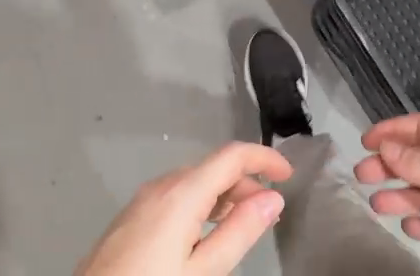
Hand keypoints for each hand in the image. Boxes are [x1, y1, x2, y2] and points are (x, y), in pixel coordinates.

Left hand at [77, 141, 292, 275]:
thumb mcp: (202, 274)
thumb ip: (238, 233)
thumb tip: (272, 197)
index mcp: (181, 193)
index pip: (231, 155)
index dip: (263, 157)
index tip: (289, 174)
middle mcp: (161, 186)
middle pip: (212, 168)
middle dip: (246, 182)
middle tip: (270, 213)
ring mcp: (142, 201)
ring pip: (193, 183)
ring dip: (223, 196)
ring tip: (244, 225)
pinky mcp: (130, 218)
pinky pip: (175, 198)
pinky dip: (200, 206)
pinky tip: (205, 235)